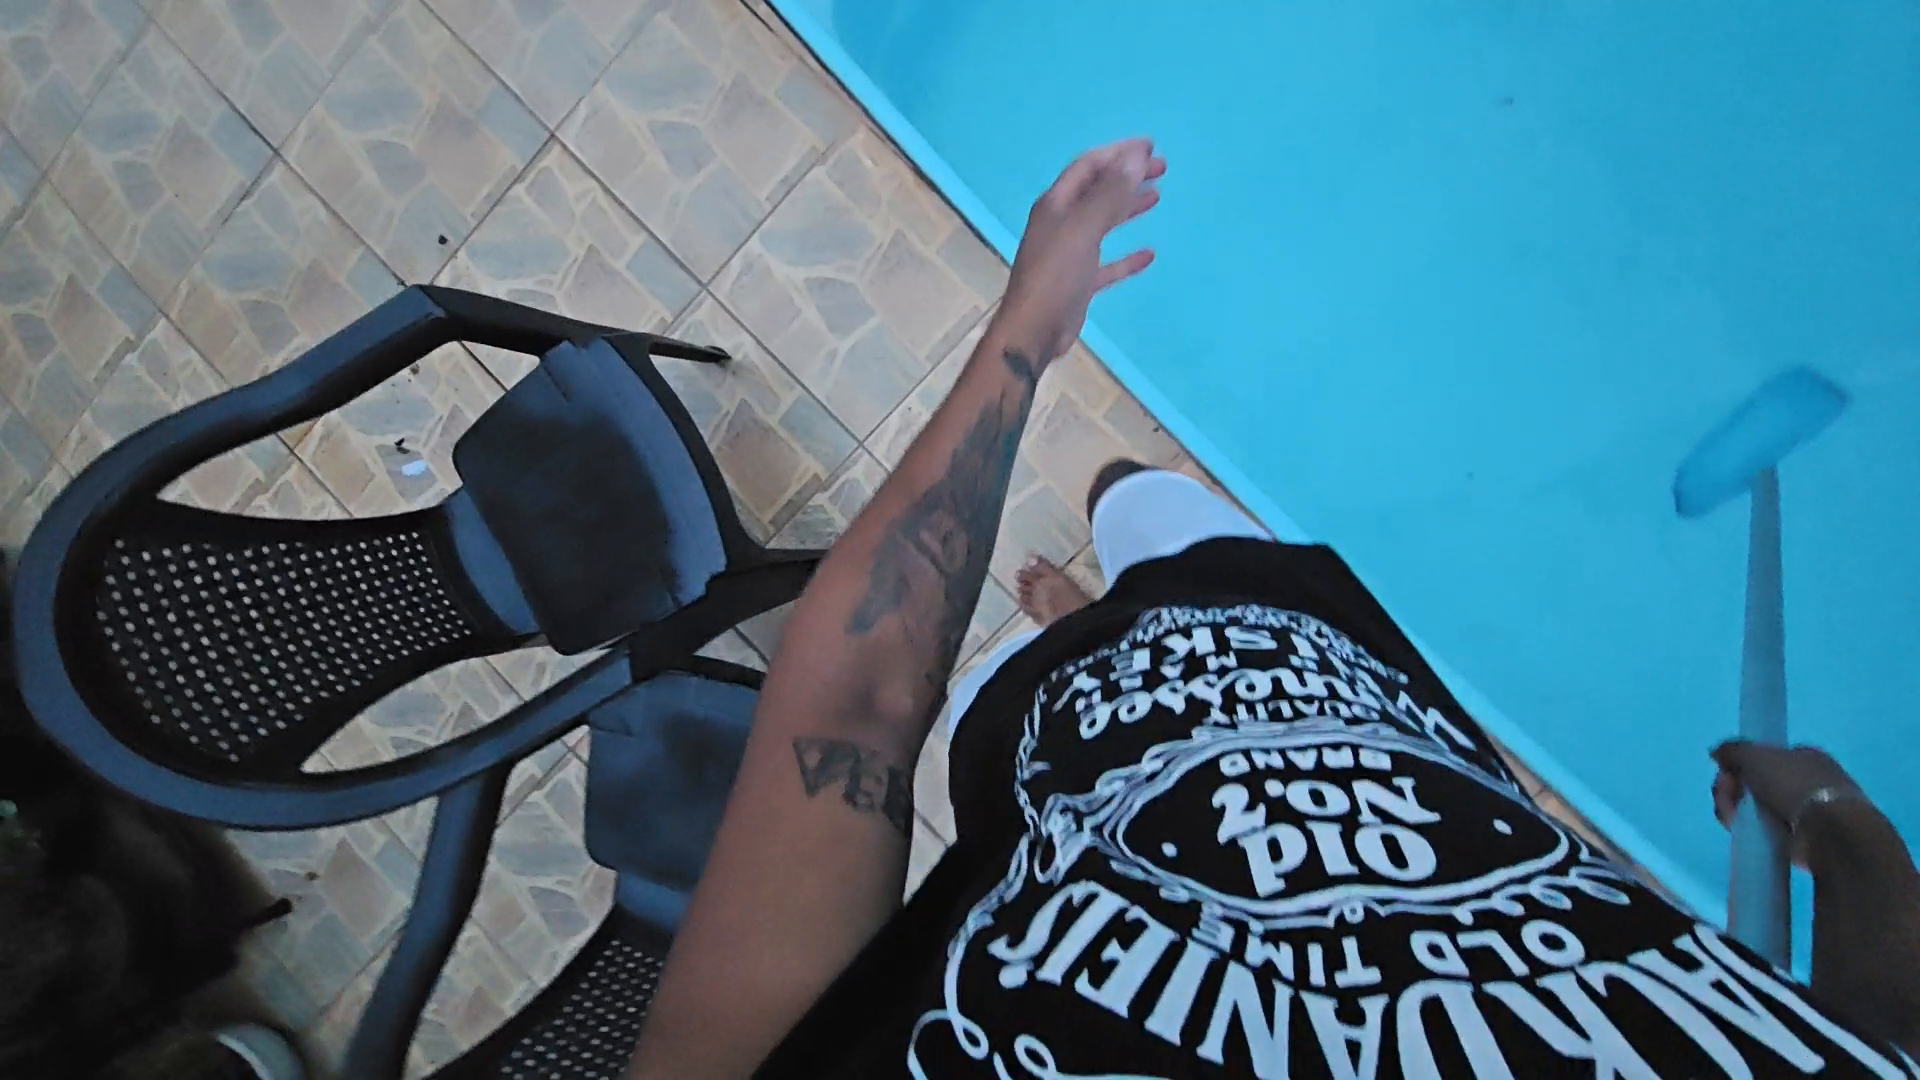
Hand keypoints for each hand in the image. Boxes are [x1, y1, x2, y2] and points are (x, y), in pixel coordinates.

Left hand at [993, 138, 1164, 360]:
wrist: (1034, 331)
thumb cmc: (1055, 276)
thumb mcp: (1084, 228)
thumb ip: (1110, 193)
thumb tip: (1135, 156)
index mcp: (1056, 205)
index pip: (1089, 166)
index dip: (1119, 153)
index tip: (1151, 148)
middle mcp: (1060, 224)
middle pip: (1097, 191)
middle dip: (1127, 176)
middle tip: (1160, 168)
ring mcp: (1068, 255)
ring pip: (1102, 223)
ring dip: (1127, 208)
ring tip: (1156, 196)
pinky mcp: (1077, 284)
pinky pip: (1106, 264)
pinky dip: (1126, 257)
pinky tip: (1148, 254)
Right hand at [1711, 740, 1866, 866]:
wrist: (1830, 832)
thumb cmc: (1793, 783)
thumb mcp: (1751, 754)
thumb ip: (1730, 749)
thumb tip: (1719, 755)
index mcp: (1807, 757)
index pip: (1765, 755)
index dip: (1741, 761)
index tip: (1728, 768)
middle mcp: (1807, 781)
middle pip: (1753, 780)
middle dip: (1732, 786)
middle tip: (1728, 790)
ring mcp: (1804, 810)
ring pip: (1751, 804)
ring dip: (1733, 806)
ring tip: (1733, 813)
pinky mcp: (1798, 835)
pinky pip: (1759, 826)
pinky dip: (1746, 826)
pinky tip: (1741, 827)